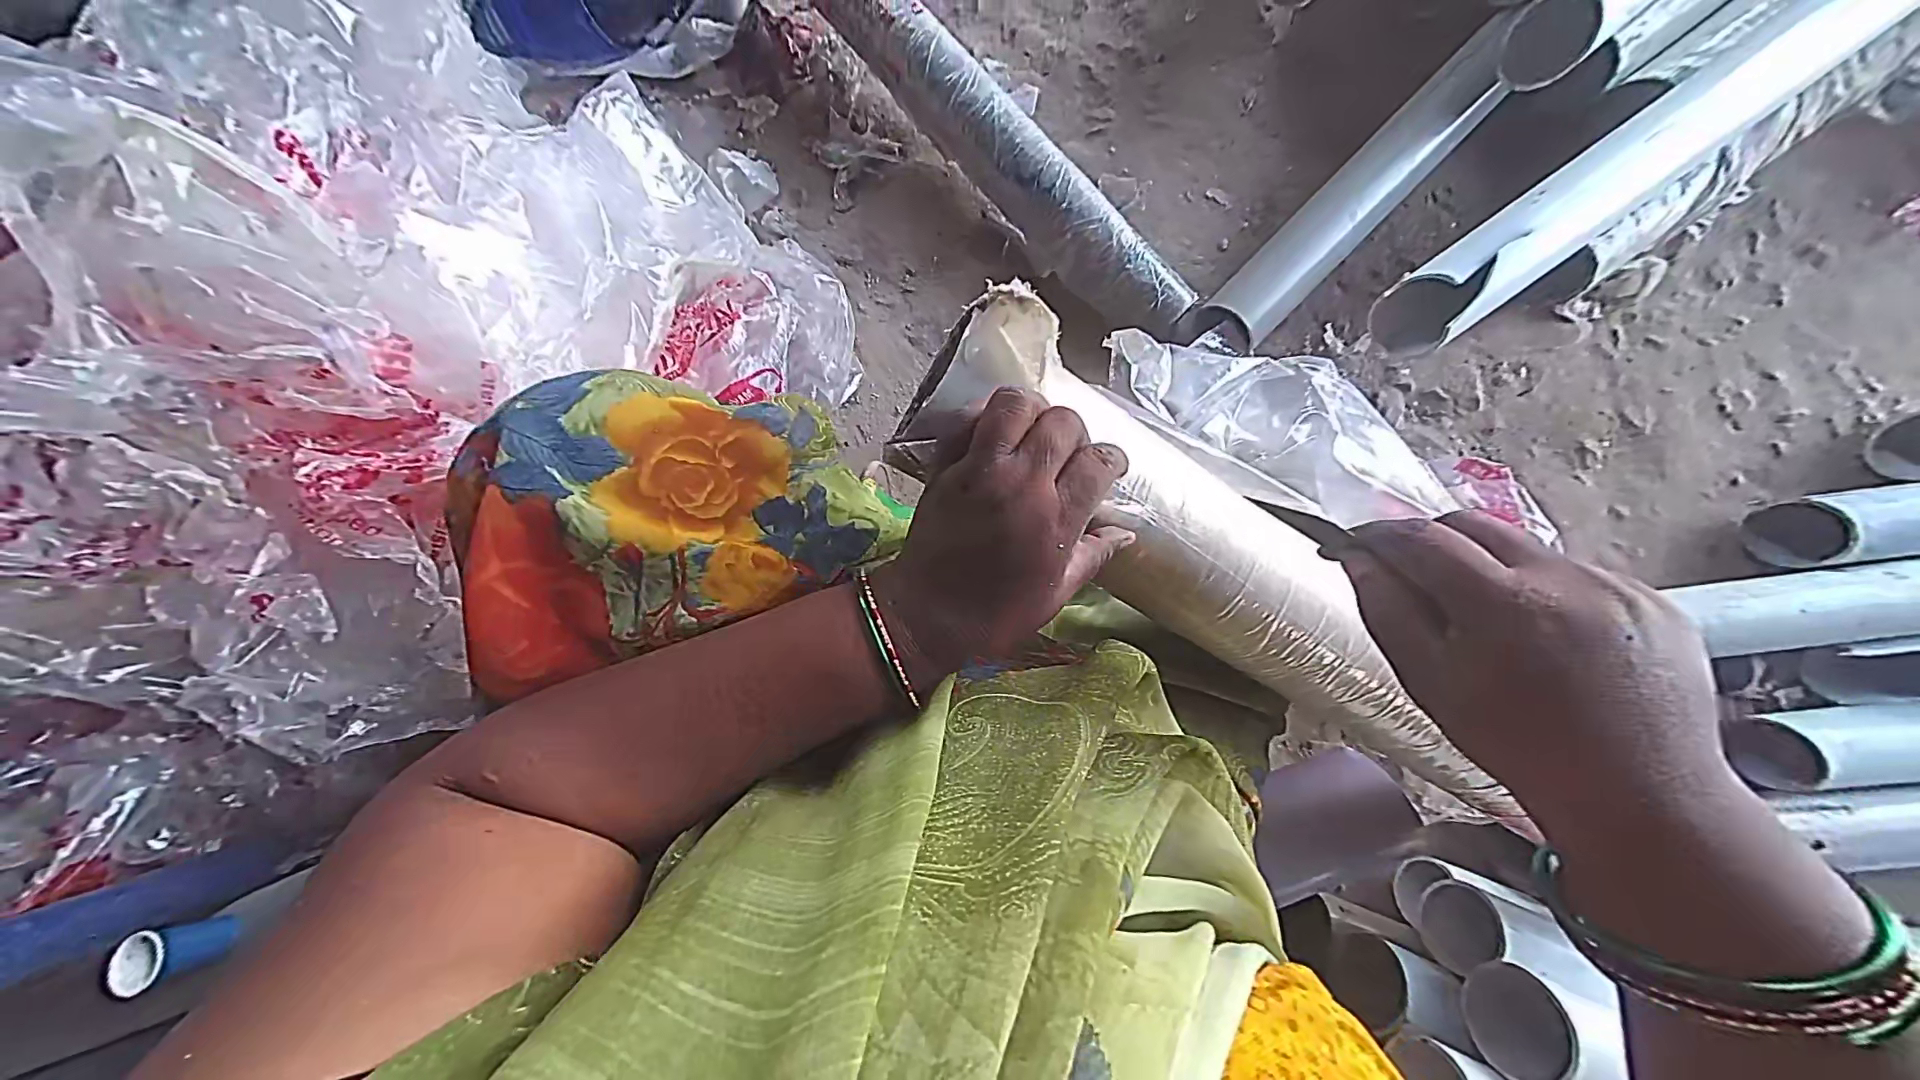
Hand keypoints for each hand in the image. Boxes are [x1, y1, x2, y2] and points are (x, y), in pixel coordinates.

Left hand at [870, 387, 1132, 687]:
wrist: (928, 616)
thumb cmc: (997, 613)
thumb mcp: (1056, 592)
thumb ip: (1093, 555)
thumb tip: (1124, 533)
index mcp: (1056, 520)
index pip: (1099, 462)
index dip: (1111, 460)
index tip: (1107, 468)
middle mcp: (1022, 485)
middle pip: (1063, 423)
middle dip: (1075, 433)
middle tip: (1067, 454)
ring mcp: (980, 471)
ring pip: (1015, 404)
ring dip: (1032, 412)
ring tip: (1032, 434)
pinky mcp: (945, 467)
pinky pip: (966, 420)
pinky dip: (984, 417)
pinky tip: (993, 437)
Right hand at [1336, 510, 1736, 840]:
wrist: (1641, 795)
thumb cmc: (1517, 745)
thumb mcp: (1429, 682)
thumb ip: (1388, 610)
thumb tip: (1359, 559)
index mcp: (1505, 603)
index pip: (1423, 537)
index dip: (1378, 534)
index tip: (1354, 542)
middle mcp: (1566, 578)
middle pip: (1474, 524)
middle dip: (1430, 540)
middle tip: (1408, 574)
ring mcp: (1618, 584)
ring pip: (1523, 547)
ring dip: (1486, 566)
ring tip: (1484, 620)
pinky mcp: (1654, 598)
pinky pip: (1573, 572)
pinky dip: (1539, 588)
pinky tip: (1542, 635)